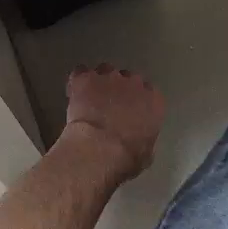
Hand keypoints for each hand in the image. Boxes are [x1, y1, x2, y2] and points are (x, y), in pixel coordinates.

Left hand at [61, 64, 163, 180]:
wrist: (100, 149)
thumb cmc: (127, 157)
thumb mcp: (146, 153)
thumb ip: (144, 137)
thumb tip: (139, 139)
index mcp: (153, 101)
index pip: (149, 93)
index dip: (138, 100)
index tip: (130, 110)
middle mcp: (134, 83)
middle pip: (128, 78)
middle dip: (119, 88)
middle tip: (109, 105)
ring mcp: (109, 77)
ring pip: (105, 71)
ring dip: (99, 81)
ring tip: (90, 97)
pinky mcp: (85, 79)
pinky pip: (80, 73)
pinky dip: (77, 81)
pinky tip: (73, 93)